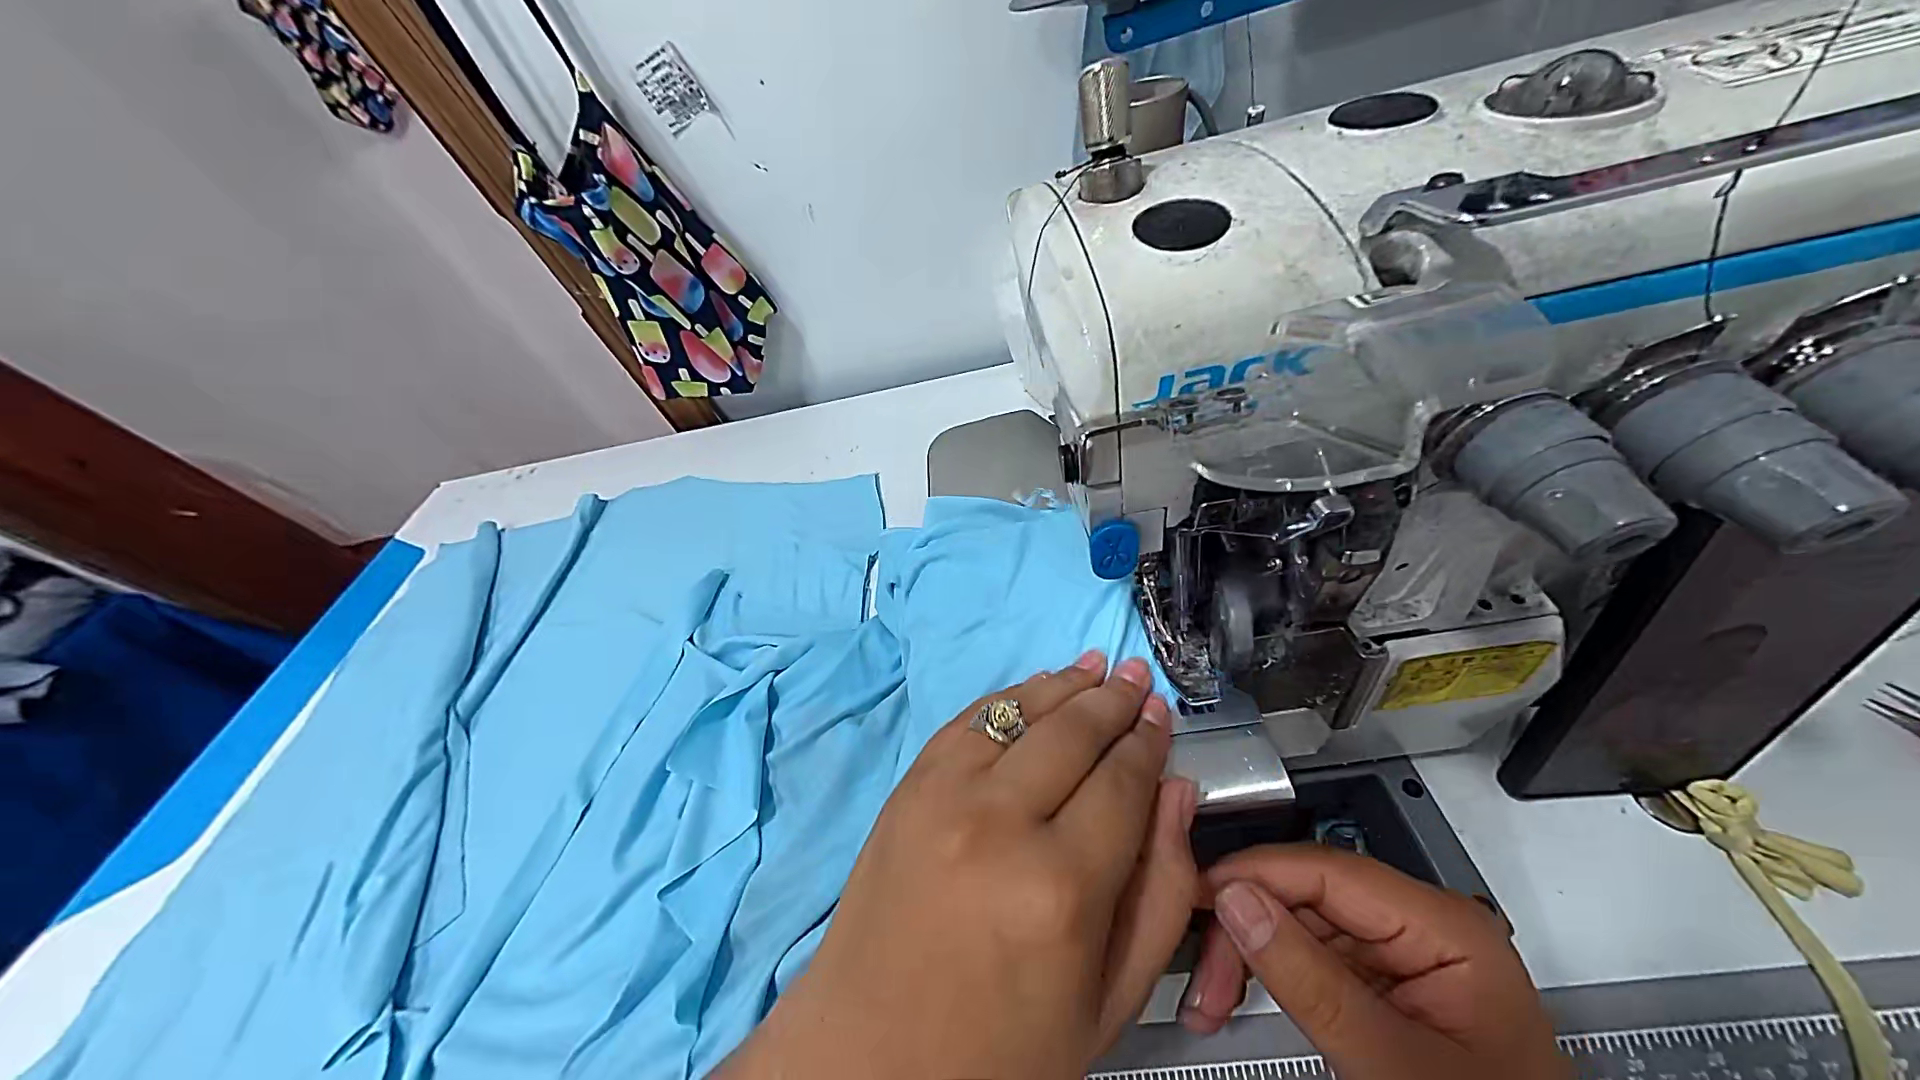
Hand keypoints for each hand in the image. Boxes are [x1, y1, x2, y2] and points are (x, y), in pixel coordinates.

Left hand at [717, 652, 1199, 1079]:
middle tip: (1137, 678)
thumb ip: (1161, 891)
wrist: (871, 1054)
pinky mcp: (907, 789)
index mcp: (1062, 888)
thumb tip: (1176, 792)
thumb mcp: (1110, 998)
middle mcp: (1000, 824)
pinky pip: (968, 722)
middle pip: (1073, 733)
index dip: (1148, 742)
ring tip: (1096, 667)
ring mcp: (943, 796)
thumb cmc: (1004, 1049)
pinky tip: (1034, 689)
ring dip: (1064, 684)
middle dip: (1113, 700)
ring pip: (1019, 712)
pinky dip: (1007, 698)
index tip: (1163, 715)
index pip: (1122, 781)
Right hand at [1180, 846, 1568, 1079]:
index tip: (1202, 895)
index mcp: (1444, 929)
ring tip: (1214, 998)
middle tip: (1207, 977)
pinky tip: (1238, 994)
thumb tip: (1238, 899)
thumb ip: (1310, 980)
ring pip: (1292, 920)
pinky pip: (1301, 952)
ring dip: (1244, 954)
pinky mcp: (1373, 979)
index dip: (1255, 874)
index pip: (1326, 868)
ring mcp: (1394, 952)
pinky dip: (1262, 973)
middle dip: (1245, 929)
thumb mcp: (1392, 1065)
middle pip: (1302, 893)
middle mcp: (1418, 926)